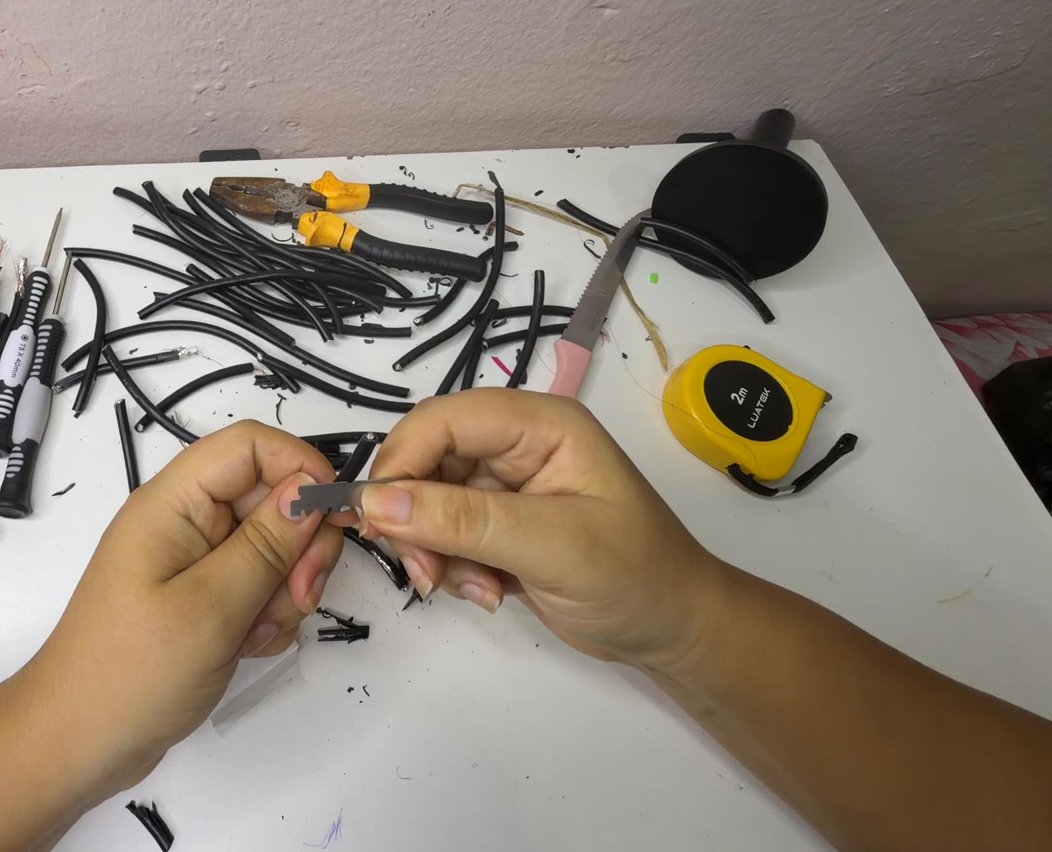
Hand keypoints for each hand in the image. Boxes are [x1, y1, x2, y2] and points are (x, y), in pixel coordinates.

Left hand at [14, 420, 340, 804]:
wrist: (77, 745)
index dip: (298, 465)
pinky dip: (267, 611)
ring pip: (271, 544)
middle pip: (268, 496)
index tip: (333, 514)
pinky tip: (250, 646)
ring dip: (284, 587)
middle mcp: (185, 520)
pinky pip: (257, 582)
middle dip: (298, 543)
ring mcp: (194, 558)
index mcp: (173, 502)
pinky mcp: (202, 594)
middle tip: (301, 594)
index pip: (249, 445)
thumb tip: (310, 488)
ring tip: (259, 632)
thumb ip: (266, 545)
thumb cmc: (130, 673)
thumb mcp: (210, 607)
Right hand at [362, 388, 726, 670]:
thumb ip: (462, 522)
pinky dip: (448, 564)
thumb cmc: (635, 578)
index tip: (378, 519)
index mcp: (537, 423)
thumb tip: (375, 503)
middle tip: (424, 573)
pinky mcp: (492, 518)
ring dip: (433, 549)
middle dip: (415, 517)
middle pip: (426, 458)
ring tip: (475, 589)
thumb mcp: (551, 547)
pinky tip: (488, 590)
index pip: (443, 420)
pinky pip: (439, 529)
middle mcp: (513, 441)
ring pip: (424, 498)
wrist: (675, 632)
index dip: (402, 461)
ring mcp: (501, 481)